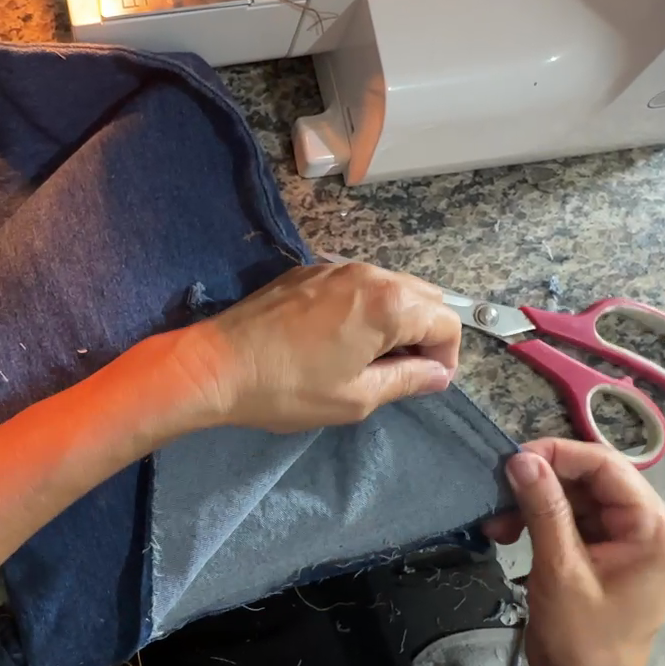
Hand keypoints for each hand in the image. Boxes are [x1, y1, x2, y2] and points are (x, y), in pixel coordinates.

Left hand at [168, 262, 462, 432]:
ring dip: (394, 318)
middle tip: (402, 371)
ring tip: (370, 357)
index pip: (446, 322)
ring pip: (388, 286)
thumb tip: (438, 375)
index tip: (427, 382)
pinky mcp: (306, 272)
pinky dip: (363, 306)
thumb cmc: (288, 388)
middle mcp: (367, 273)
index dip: (446, 356)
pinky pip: (354, 284)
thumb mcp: (355, 397)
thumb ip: (407, 380)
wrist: (218, 365)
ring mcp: (334, 268)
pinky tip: (338, 337)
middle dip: (424, 332)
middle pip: (422, 296)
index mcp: (388, 303)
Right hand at [485, 438, 664, 665]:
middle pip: (592, 477)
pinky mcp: (613, 551)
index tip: (508, 461)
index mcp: (656, 528)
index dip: (555, 454)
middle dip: (540, 483)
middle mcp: (654, 525)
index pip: (606, 465)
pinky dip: (540, 520)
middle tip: (496, 496)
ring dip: (534, 503)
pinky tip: (509, 532)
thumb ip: (543, 508)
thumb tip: (520, 457)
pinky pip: (574, 517)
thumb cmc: (580, 641)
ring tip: (497, 525)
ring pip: (577, 495)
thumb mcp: (558, 569)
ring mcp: (634, 538)